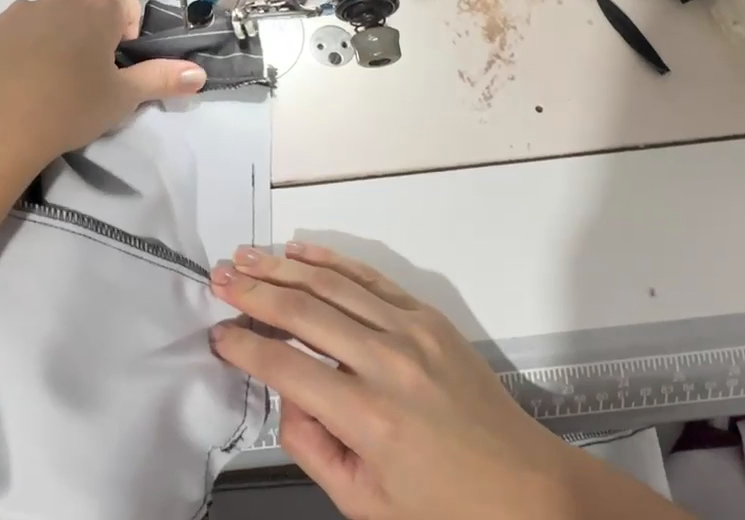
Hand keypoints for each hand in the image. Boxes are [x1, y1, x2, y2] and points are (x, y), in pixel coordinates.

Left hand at [0, 0, 204, 181]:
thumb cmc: (71, 106)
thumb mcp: (123, 97)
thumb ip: (162, 78)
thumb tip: (199, 73)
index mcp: (97, 6)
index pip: (127, 8)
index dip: (128, 38)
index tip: (115, 71)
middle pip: (87, 10)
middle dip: (91, 37)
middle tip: (86, 80)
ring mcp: (20, 10)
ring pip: (50, 20)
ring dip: (57, 41)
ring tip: (50, 85)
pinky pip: (17, 34)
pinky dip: (24, 51)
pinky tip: (20, 85)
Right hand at [209, 244, 682, 519]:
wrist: (528, 489)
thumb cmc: (442, 508)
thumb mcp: (364, 503)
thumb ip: (310, 445)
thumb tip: (284, 393)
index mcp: (368, 417)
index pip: (285, 368)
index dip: (243, 347)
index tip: (216, 335)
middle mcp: (385, 363)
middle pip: (302, 313)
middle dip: (252, 293)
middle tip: (217, 279)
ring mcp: (410, 331)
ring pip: (331, 285)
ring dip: (281, 268)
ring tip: (243, 257)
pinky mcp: (428, 316)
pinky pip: (369, 278)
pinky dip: (329, 260)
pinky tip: (297, 251)